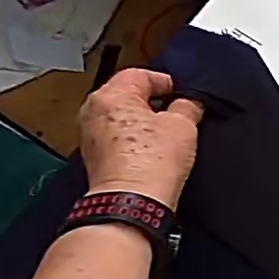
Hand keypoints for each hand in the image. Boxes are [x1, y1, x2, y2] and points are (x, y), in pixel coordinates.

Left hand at [77, 69, 202, 208]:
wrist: (132, 203)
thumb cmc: (152, 164)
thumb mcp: (183, 127)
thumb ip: (187, 106)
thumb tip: (189, 103)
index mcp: (112, 94)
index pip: (140, 74)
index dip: (164, 82)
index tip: (180, 92)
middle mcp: (93, 111)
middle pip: (126, 95)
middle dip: (150, 103)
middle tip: (175, 114)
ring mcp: (89, 136)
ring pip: (119, 118)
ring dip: (139, 123)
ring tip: (164, 137)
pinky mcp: (93, 158)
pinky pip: (114, 140)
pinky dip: (130, 142)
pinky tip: (149, 154)